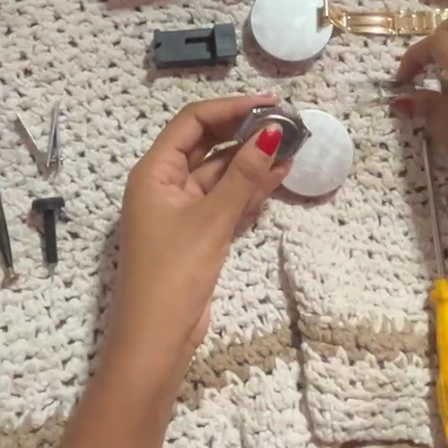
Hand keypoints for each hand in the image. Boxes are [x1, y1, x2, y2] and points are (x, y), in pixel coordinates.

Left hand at [109, 96, 292, 372]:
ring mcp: (181, 210)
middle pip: (208, 145)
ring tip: (292, 151)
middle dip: (246, 135)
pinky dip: (248, 192)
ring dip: (252, 164)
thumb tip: (272, 131)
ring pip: (221, 174)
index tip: (270, 104)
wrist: (156, 342)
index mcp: (154, 172)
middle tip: (288, 127)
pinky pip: (225, 201)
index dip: (231, 108)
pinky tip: (278, 181)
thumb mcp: (212, 219)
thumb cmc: (173, 274)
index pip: (193, 122)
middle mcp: (165, 184)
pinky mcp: (197, 233)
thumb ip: (244, 175)